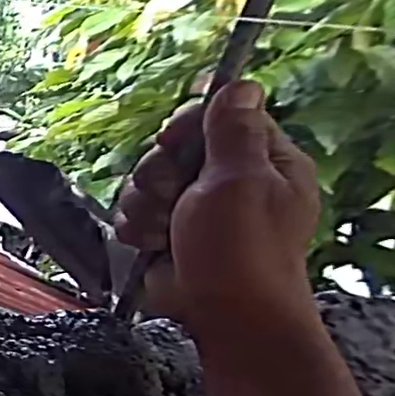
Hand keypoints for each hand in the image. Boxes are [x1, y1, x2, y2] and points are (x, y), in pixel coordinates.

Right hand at [114, 80, 319, 332]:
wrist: (222, 311)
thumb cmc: (240, 248)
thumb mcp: (239, 181)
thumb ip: (232, 131)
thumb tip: (241, 84)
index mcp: (262, 161)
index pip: (215, 118)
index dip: (186, 127)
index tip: (173, 142)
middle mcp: (227, 179)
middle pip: (169, 150)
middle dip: (158, 174)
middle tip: (172, 197)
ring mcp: (193, 207)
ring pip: (143, 182)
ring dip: (144, 205)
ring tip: (163, 230)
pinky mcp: (164, 230)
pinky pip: (132, 212)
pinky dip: (136, 227)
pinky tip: (153, 243)